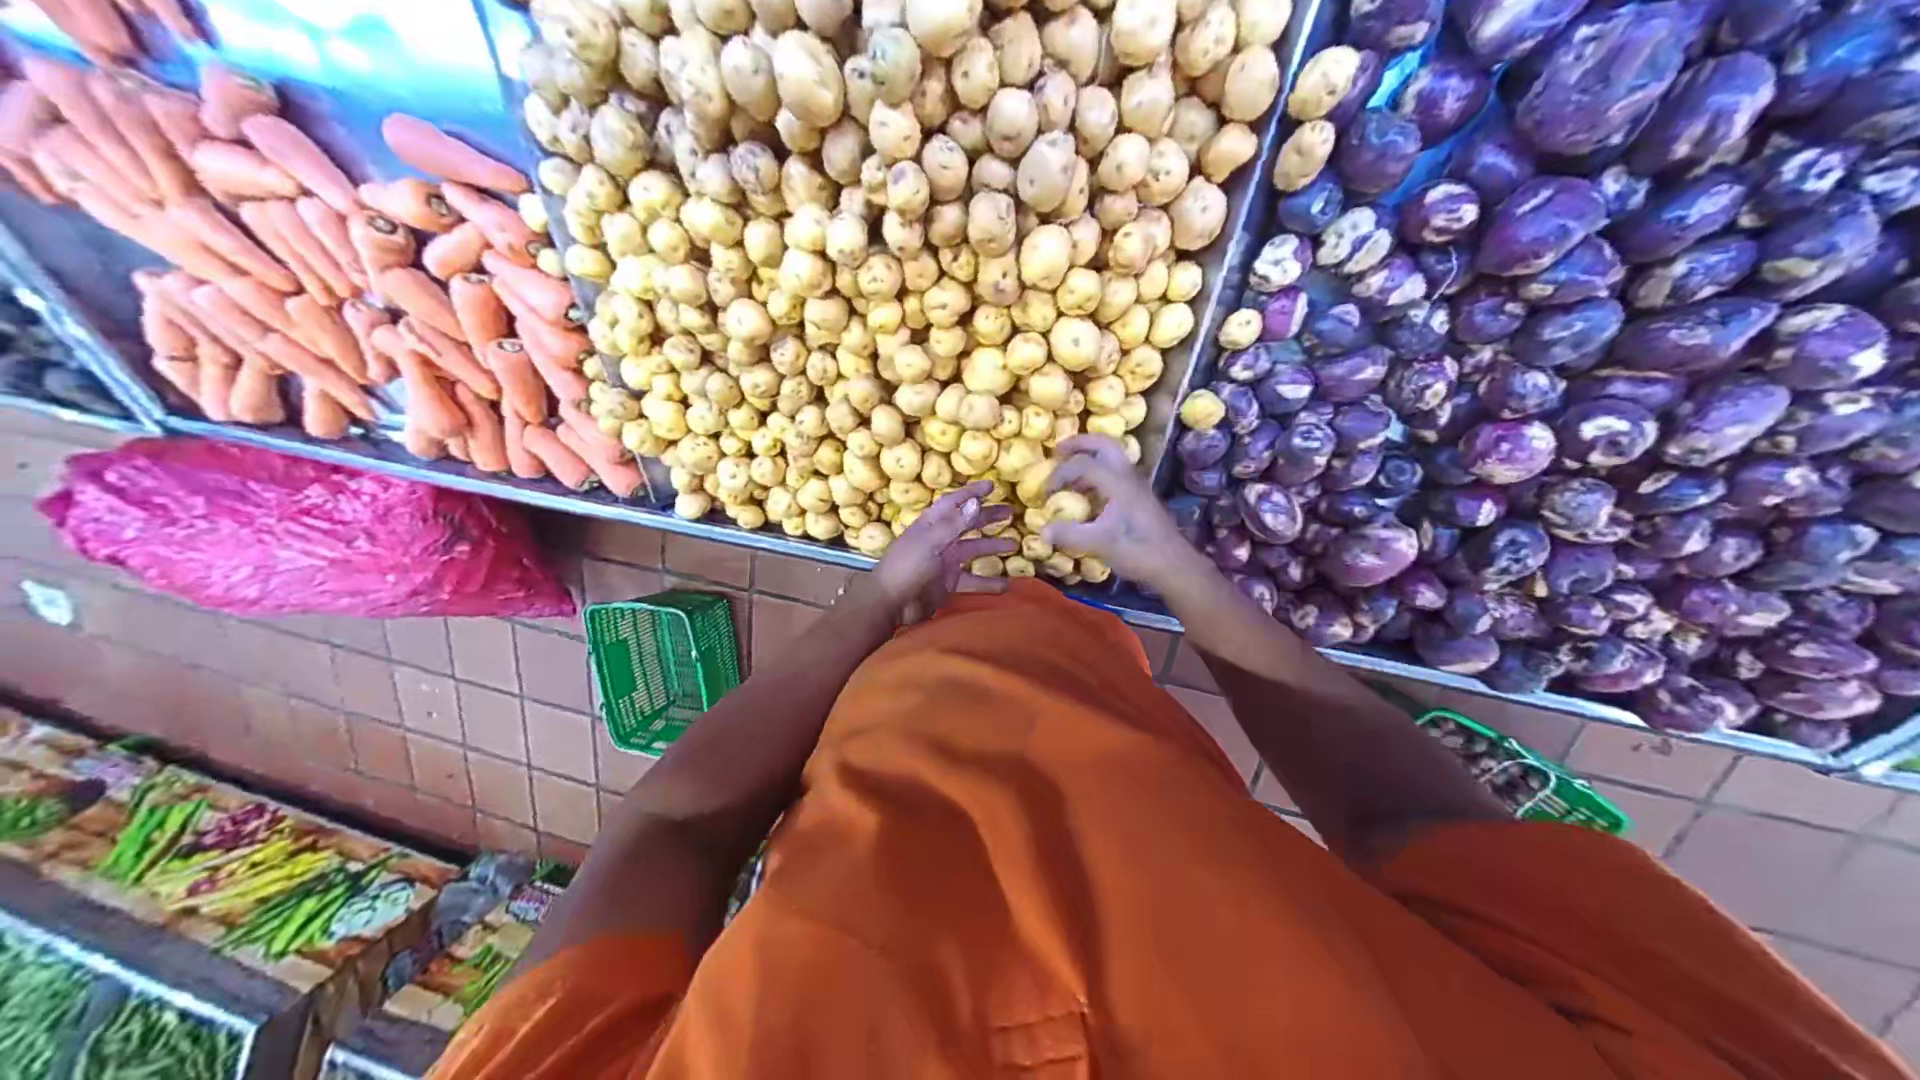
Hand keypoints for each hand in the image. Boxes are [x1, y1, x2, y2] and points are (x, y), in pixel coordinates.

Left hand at [851, 480, 1017, 625]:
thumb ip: (955, 524)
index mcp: (931, 525)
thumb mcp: (931, 543)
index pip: (953, 503)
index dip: (971, 493)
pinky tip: (1006, 586)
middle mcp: (939, 539)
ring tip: (1013, 545)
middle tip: (1010, 513)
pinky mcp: (948, 582)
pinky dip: (988, 583)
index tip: (992, 487)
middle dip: (988, 517)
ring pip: (973, 550)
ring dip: (992, 547)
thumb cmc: (906, 568)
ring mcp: (944, 561)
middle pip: (967, 524)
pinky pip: (972, 579)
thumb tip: (976, 502)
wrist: (890, 604)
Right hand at [1040, 435, 1198, 592]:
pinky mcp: (1139, 496)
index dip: (1059, 474)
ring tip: (1069, 470)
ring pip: (1112, 456)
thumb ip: (1069, 535)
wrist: (1173, 565)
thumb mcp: (1098, 545)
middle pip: (1104, 445)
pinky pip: (1115, 472)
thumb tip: (1043, 531)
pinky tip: (1087, 492)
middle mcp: (1128, 477)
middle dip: (1079, 444)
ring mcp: (1136, 485)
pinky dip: (1097, 472)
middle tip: (1057, 451)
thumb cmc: (1137, 551)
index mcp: (1117, 483)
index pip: (1082, 464)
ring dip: (1089, 456)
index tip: (1045, 494)